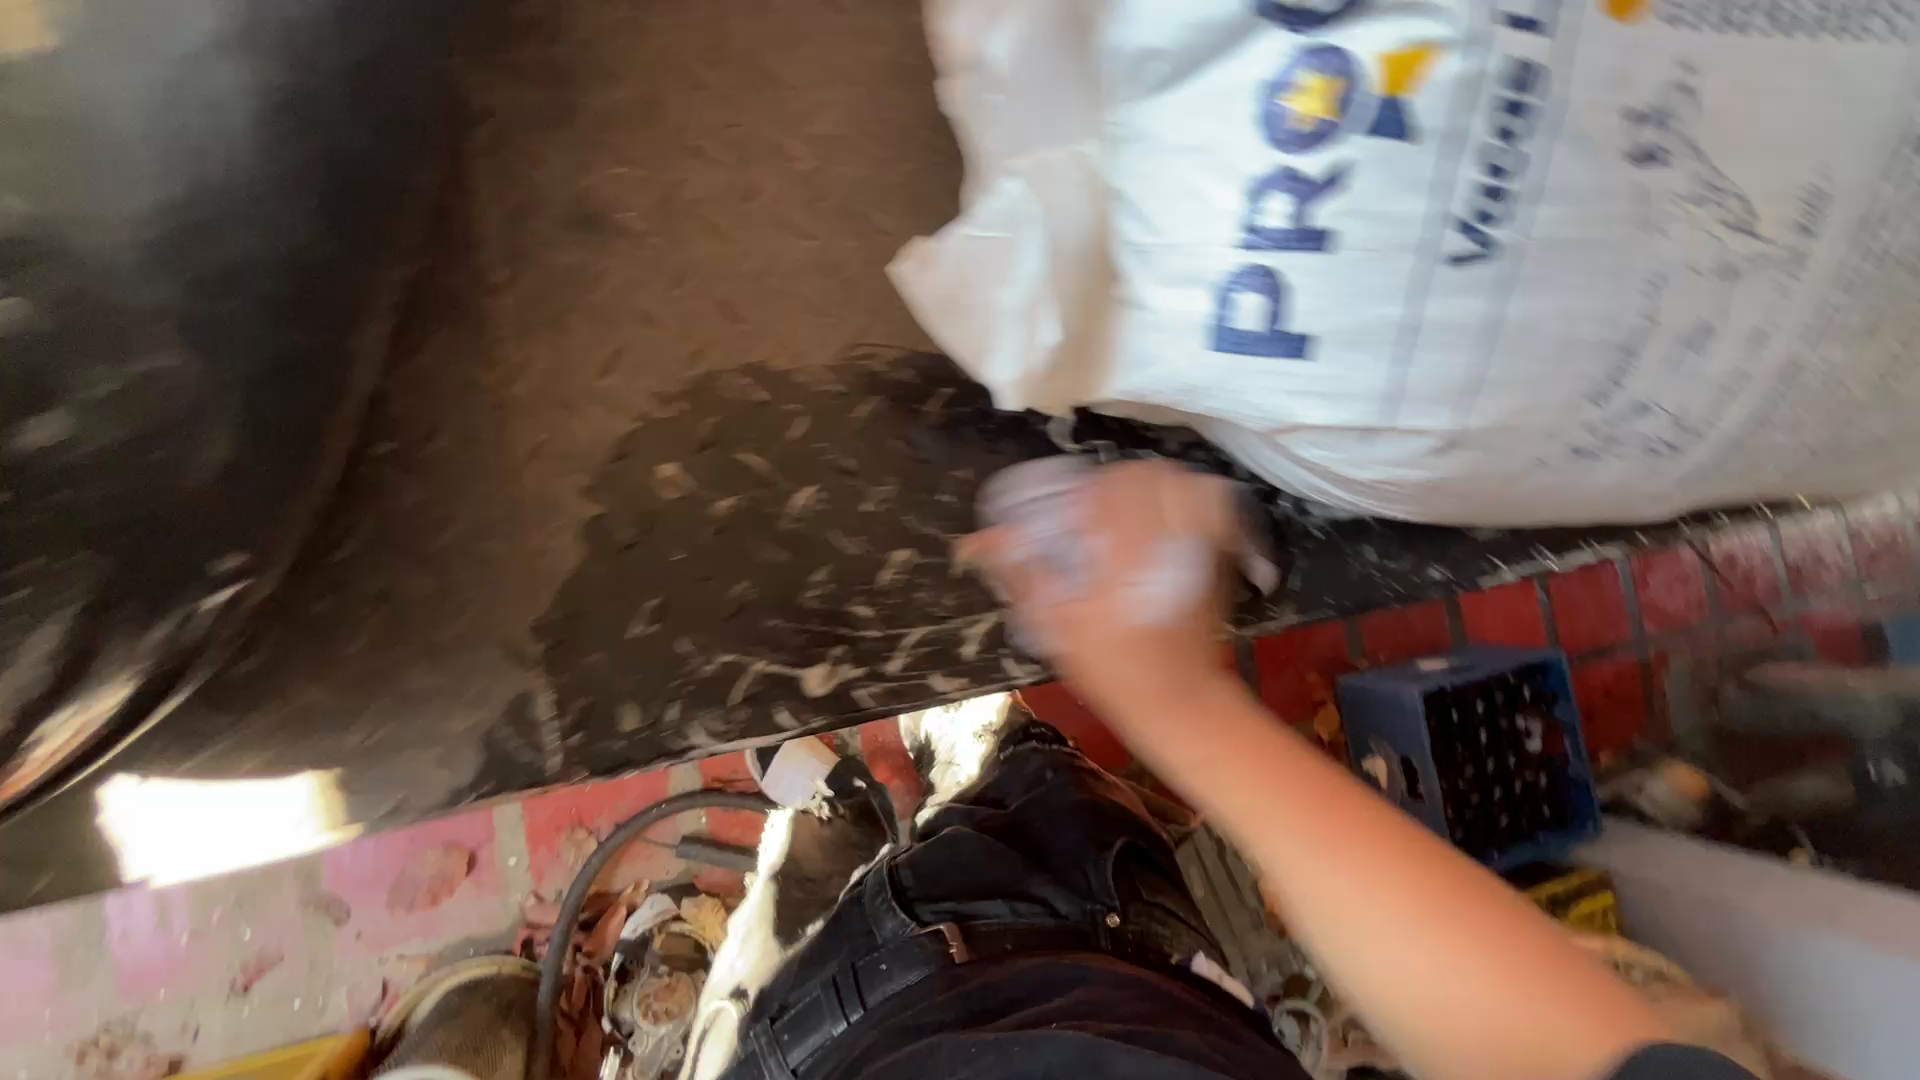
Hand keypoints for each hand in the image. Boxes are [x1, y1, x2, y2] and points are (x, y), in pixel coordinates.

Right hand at [958, 459, 1240, 717]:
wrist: (1177, 701)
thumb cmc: (1113, 669)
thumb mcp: (1053, 624)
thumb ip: (1019, 575)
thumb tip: (976, 544)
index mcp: (1123, 547)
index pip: (1113, 484)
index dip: (1091, 485)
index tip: (1078, 506)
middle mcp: (1164, 537)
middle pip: (1149, 474)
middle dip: (1122, 479)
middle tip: (1104, 502)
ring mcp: (1198, 547)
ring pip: (1185, 483)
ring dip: (1158, 484)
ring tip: (1138, 505)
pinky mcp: (1218, 560)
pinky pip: (1215, 510)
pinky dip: (1195, 501)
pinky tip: (1173, 517)